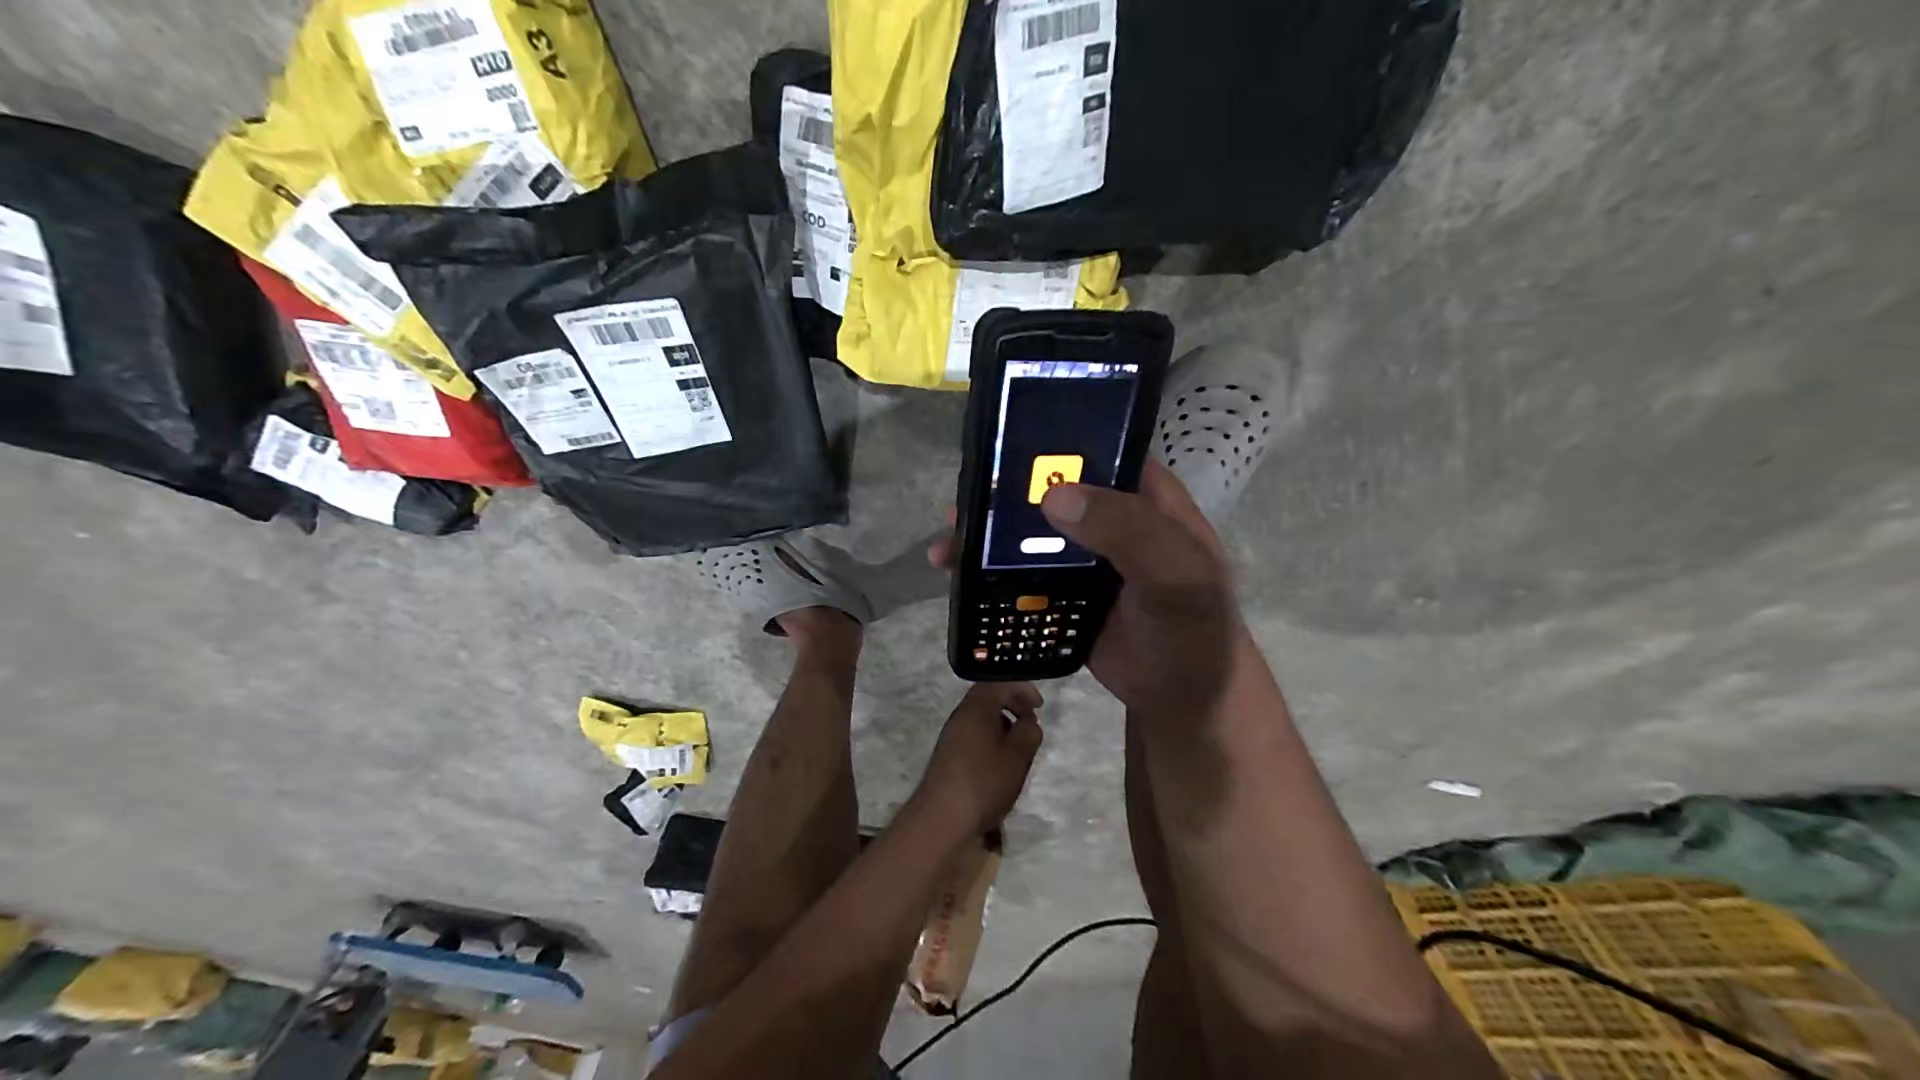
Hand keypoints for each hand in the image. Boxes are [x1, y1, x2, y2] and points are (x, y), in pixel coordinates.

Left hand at [912, 682, 1044, 836]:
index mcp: (976, 709)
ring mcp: (951, 736)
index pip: (999, 683)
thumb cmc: (984, 782)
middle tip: (1031, 720)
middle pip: (987, 697)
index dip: (1022, 689)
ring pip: (981, 717)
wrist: (941, 818)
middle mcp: (960, 716)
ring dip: (1002, 723)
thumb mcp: (1017, 757)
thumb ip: (1028, 733)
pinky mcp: (948, 755)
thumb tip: (1028, 721)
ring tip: (1019, 745)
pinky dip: (991, 738)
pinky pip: (974, 734)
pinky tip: (1000, 762)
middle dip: (1012, 704)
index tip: (1039, 706)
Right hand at [930, 462, 1242, 720]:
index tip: (999, 446)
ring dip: (986, 537)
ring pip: (1028, 534)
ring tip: (946, 546)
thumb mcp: (1176, 574)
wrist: (1183, 700)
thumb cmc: (1192, 631)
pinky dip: (989, 574)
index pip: (1096, 451)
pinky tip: (956, 576)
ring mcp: (1084, 557)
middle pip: (1049, 492)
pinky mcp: (1064, 592)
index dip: (1052, 444)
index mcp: (1145, 497)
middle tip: (959, 506)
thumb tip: (1054, 497)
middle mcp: (1111, 518)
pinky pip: (1021, 573)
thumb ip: (1129, 530)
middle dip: (1001, 496)